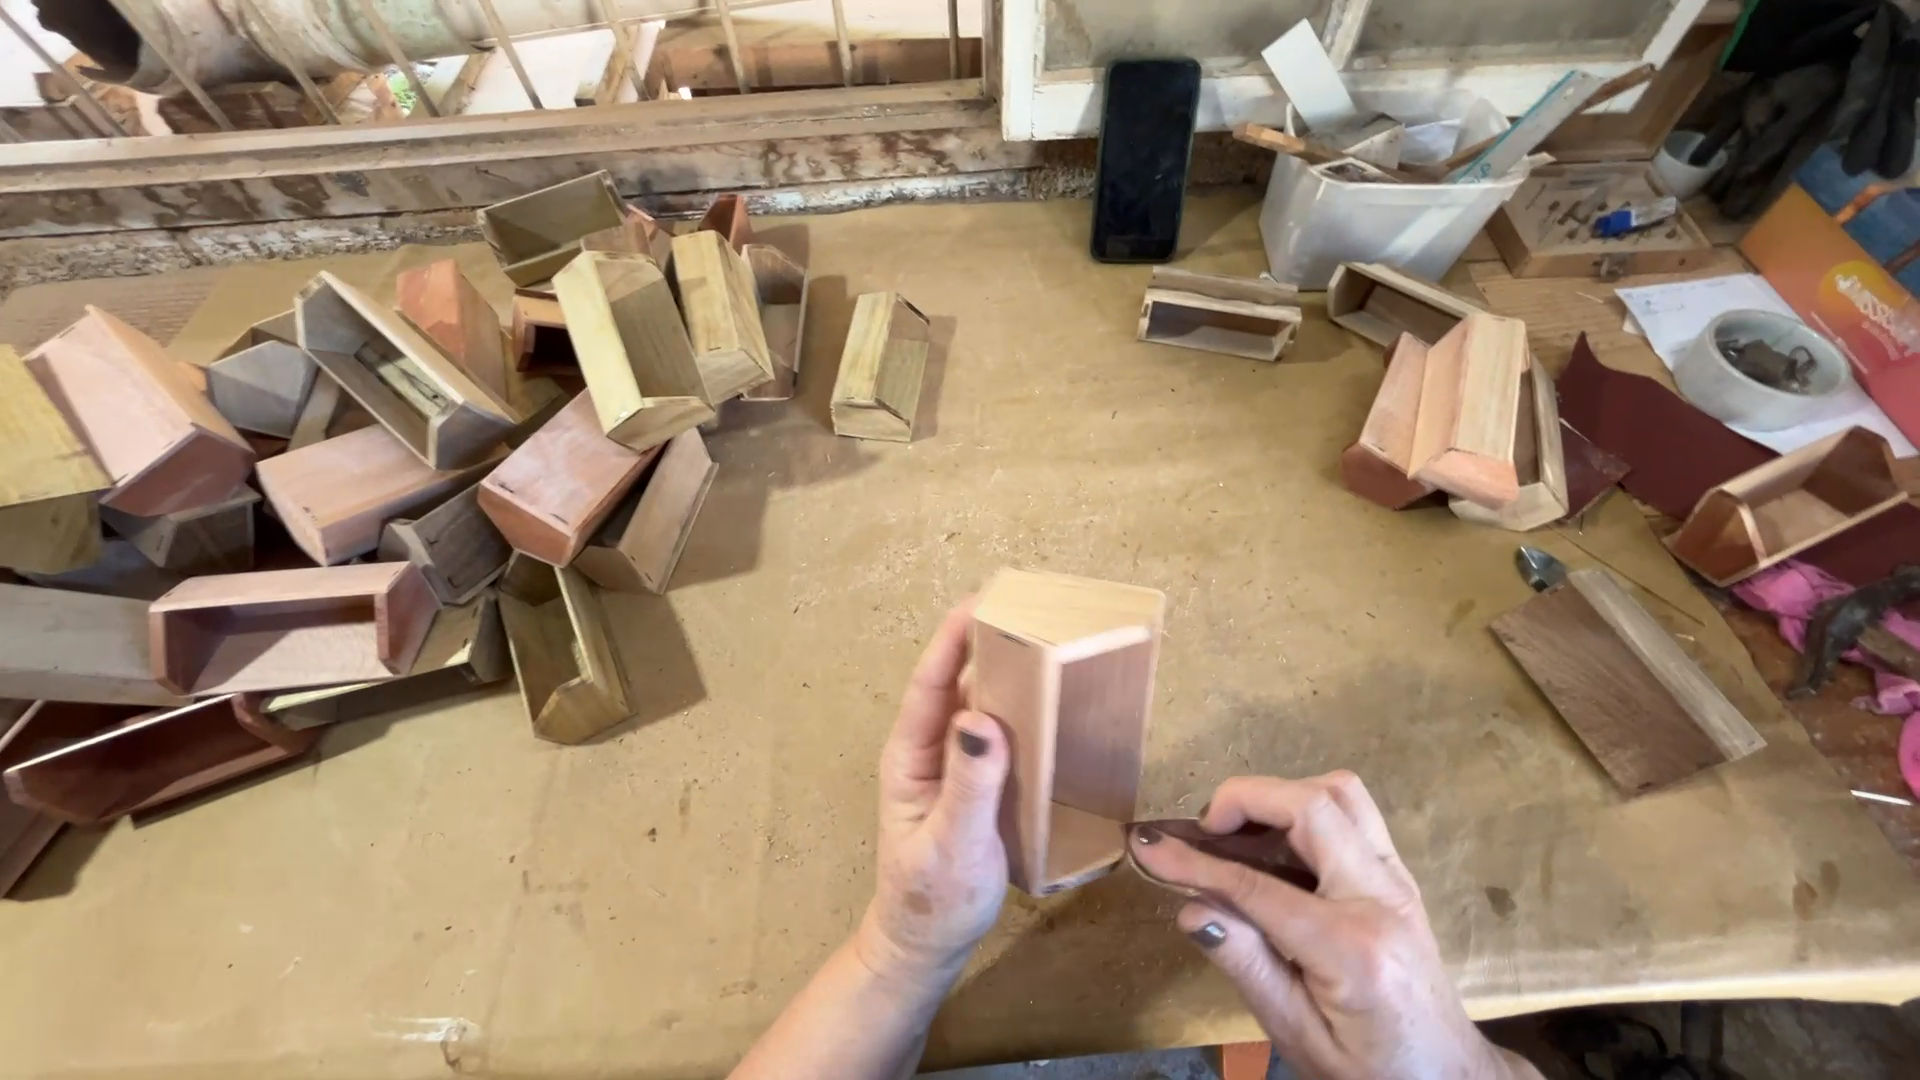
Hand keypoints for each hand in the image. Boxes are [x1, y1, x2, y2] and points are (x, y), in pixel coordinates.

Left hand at [856, 600, 1012, 990]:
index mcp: (910, 753)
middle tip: (1024, 607)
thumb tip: (982, 717)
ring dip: (1005, 670)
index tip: (981, 599)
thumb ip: (968, 784)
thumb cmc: (932, 897)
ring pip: (977, 702)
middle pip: (954, 680)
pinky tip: (1047, 698)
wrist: (930, 941)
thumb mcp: (951, 845)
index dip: (953, 637)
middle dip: (983, 640)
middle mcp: (930, 745)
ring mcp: (954, 761)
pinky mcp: (977, 777)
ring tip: (1041, 638)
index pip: (929, 682)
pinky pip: (998, 730)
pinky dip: (1019, 707)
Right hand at [1130, 773, 1539, 1079]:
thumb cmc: (1370, 1070)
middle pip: (1310, 805)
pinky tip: (1277, 840)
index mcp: (1352, 950)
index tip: (1150, 845)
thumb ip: (1246, 965)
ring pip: (1339, 791)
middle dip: (1243, 798)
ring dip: (1280, 795)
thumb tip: (1192, 909)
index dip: (1193, 862)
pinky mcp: (1397, 873)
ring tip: (1242, 829)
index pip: (1256, 886)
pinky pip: (1351, 810)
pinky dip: (1304, 805)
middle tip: (1206, 829)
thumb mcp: (1298, 1036)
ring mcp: (1397, 879)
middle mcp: (1381, 898)